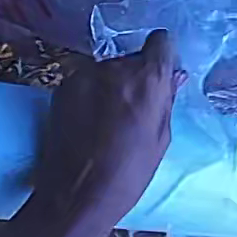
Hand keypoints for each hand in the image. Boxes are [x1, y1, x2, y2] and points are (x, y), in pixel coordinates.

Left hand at [27, 29, 179, 236]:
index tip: (160, 75)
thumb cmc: (128, 174)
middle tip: (134, 111)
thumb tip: (174, 76)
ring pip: (107, 71)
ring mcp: (84, 75)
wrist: (76, 194)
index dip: (162, 57)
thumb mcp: (160, 139)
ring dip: (111, 87)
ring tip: (109, 122)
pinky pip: (85, 82)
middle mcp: (115, 68)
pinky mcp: (62, 86)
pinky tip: (89, 123)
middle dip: (136, 78)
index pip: (160, 42)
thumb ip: (166, 101)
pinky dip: (90, 95)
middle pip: (132, 59)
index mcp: (148, 80)